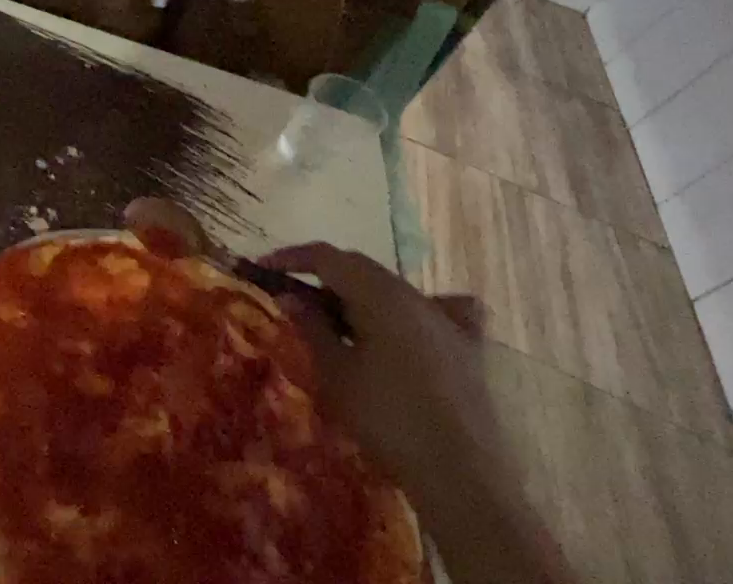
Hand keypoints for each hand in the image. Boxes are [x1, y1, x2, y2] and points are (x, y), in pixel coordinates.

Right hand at [261, 242, 569, 583]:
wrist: (461, 475)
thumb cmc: (386, 420)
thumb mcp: (336, 373)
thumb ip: (311, 326)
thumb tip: (289, 295)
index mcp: (380, 296)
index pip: (328, 257)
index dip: (292, 257)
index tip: (264, 267)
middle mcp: (416, 297)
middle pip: (362, 268)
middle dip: (324, 275)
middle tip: (293, 297)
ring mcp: (448, 321)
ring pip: (395, 288)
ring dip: (361, 293)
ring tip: (338, 320)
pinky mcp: (468, 348)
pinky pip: (444, 310)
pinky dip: (418, 308)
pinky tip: (413, 324)